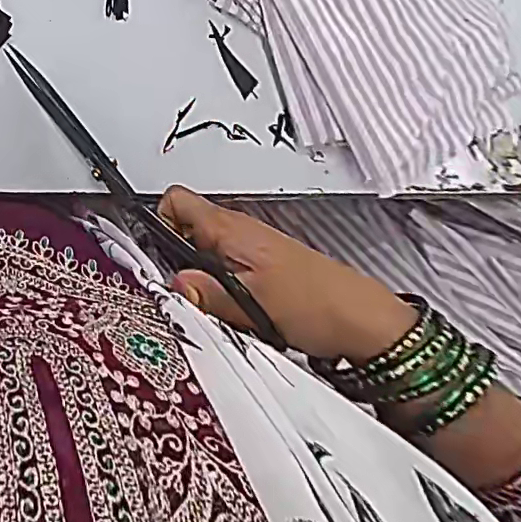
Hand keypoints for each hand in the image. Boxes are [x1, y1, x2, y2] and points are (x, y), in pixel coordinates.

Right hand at [159, 186, 420, 360]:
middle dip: (180, 263)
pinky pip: (225, 268)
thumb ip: (206, 294)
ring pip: (203, 253)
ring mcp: (248, 247)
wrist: (364, 320)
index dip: (157, 224)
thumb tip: (173, 284)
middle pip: (184, 230)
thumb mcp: (253, 305)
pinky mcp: (260, 266)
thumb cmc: (318, 303)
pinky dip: (223, 289)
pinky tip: (239, 313)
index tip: (156, 257)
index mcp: (228, 228)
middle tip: (191, 292)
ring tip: (221, 307)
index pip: (174, 201)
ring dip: (203, 280)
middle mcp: (236, 230)